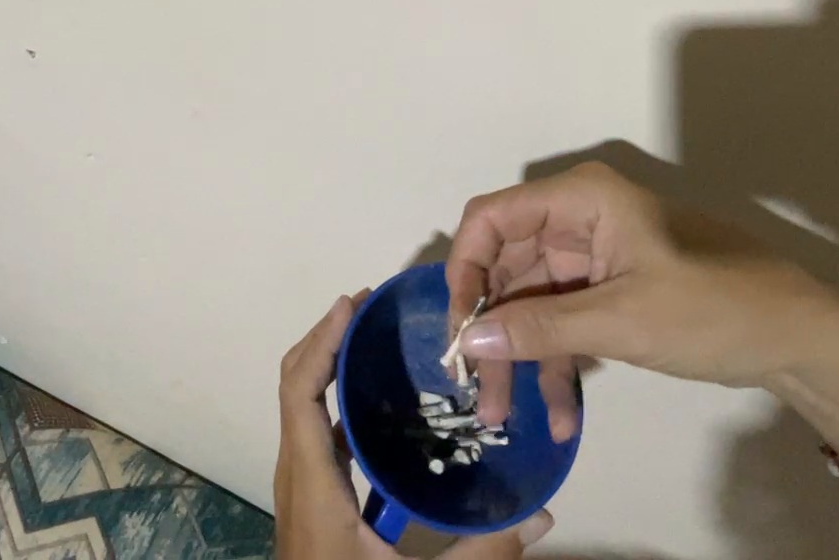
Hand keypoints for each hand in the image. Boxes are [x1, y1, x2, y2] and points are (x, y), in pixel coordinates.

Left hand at [276, 293, 555, 559]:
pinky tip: (378, 398)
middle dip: (327, 336)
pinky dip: (337, 395)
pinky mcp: (311, 493)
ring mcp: (301, 481)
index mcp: (312, 482)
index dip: (321, 340)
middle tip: (371, 306)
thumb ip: (483, 553)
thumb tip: (542, 514)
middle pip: (296, 383)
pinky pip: (316, 426)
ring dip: (329, 361)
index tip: (351, 304)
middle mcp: (296, 470)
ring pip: (302, 402)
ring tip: (375, 337)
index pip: (300, 390)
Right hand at [446, 161, 838, 438]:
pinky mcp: (606, 289)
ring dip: (519, 357)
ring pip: (529, 301)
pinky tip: (560, 416)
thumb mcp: (623, 320)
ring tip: (506, 417)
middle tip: (477, 390)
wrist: (808, 342)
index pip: (492, 218)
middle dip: (492, 329)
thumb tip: (467, 340)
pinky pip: (562, 321)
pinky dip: (557, 363)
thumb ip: (540, 327)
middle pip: (506, 266)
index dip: (465, 267)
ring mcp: (591, 255)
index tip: (459, 327)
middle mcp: (576, 219)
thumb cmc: (717, 310)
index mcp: (580, 199)